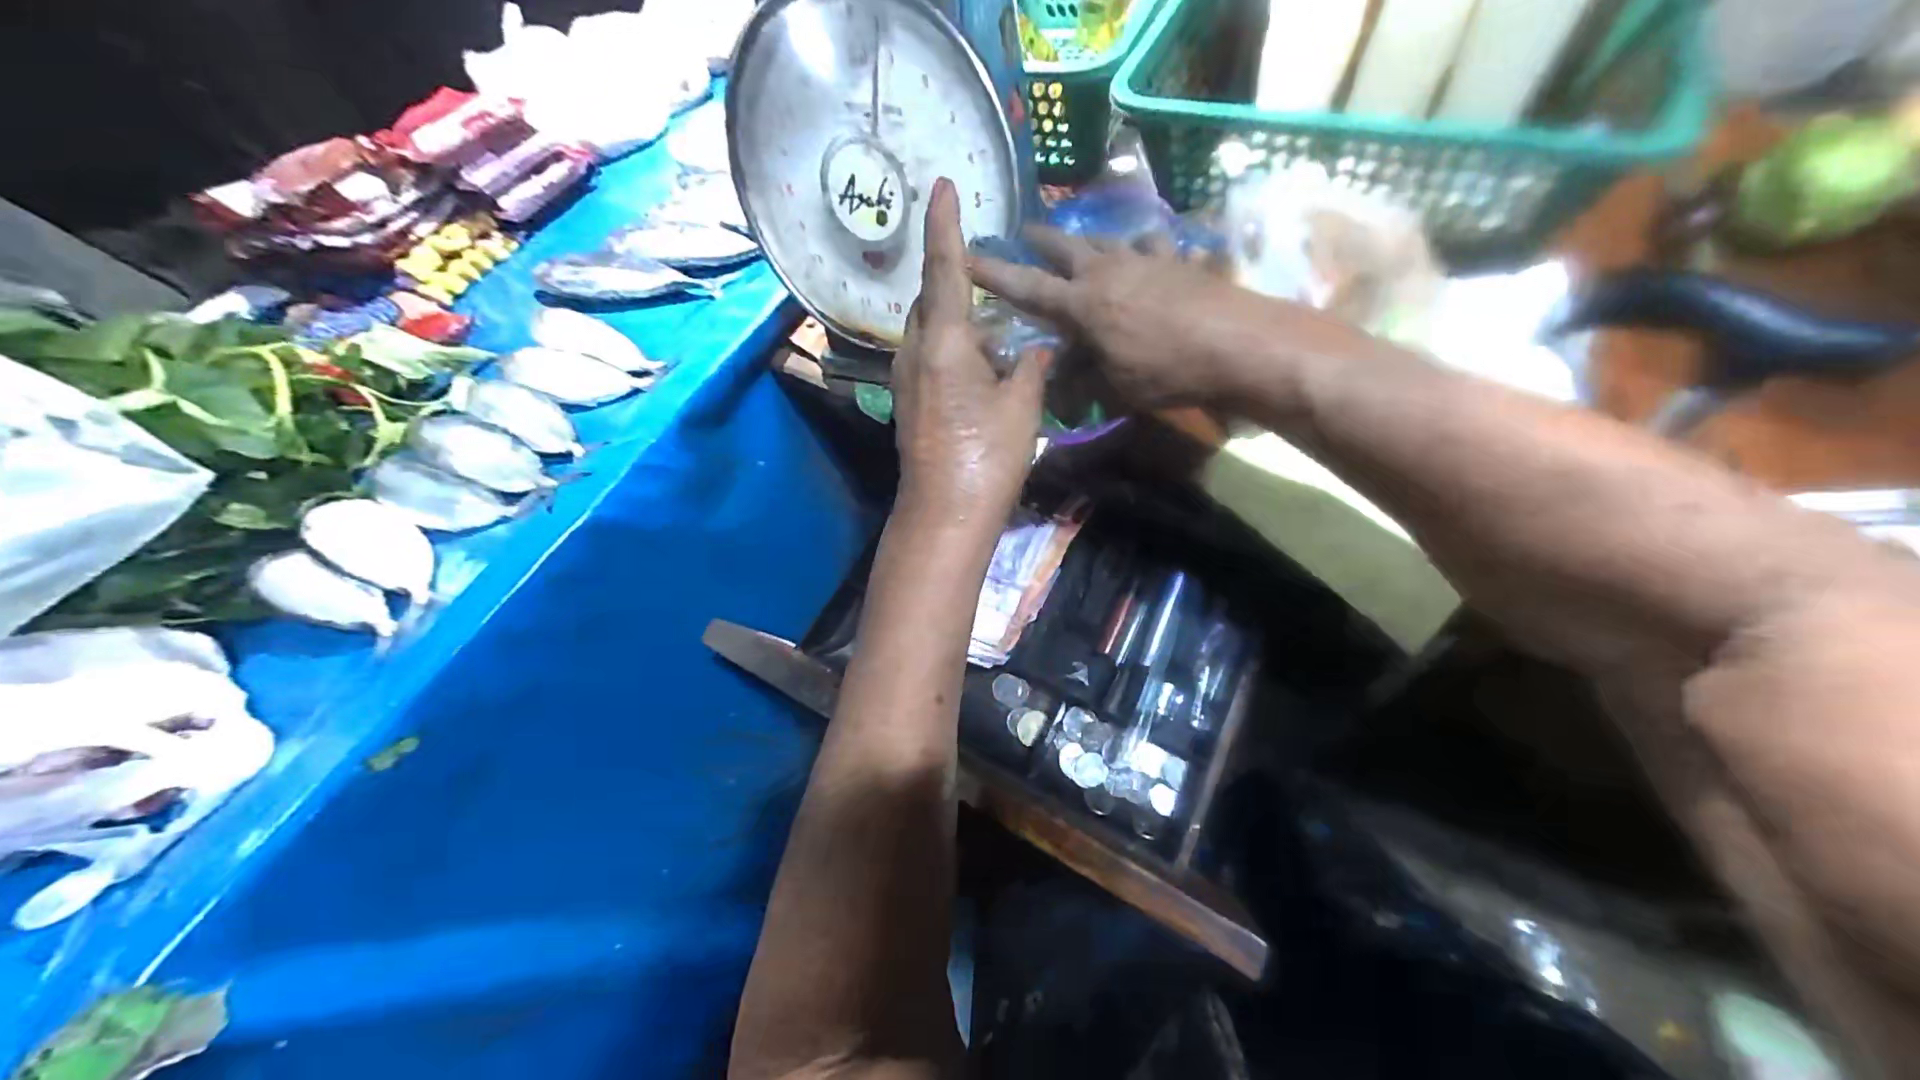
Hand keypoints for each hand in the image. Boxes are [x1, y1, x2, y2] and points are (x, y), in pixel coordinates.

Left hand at [892, 179, 1048, 528]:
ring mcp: (907, 381)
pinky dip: (953, 351)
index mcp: (944, 343)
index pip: (943, 269)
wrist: (946, 514)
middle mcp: (916, 353)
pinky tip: (981, 369)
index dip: (944, 225)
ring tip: (994, 333)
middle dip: (954, 281)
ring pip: (929, 332)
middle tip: (986, 276)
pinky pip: (929, 359)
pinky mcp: (909, 404)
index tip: (940, 186)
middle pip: (931, 300)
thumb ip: (1031, 368)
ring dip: (958, 323)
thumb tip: (1040, 349)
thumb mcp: (1023, 407)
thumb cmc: (987, 457)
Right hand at [969, 229, 1286, 409]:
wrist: (1236, 344)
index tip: (967, 255)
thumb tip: (1058, 378)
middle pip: (1064, 246)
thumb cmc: (1166, 370)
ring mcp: (1145, 259)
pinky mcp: (1178, 260)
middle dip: (1039, 239)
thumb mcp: (1114, 386)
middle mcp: (1107, 270)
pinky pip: (1155, 245)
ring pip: (1106, 238)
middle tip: (1024, 230)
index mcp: (1082, 303)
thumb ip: (1081, 377)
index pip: (1027, 286)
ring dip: (1087, 237)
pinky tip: (1150, 249)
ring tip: (1081, 238)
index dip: (994, 273)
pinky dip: (1146, 247)